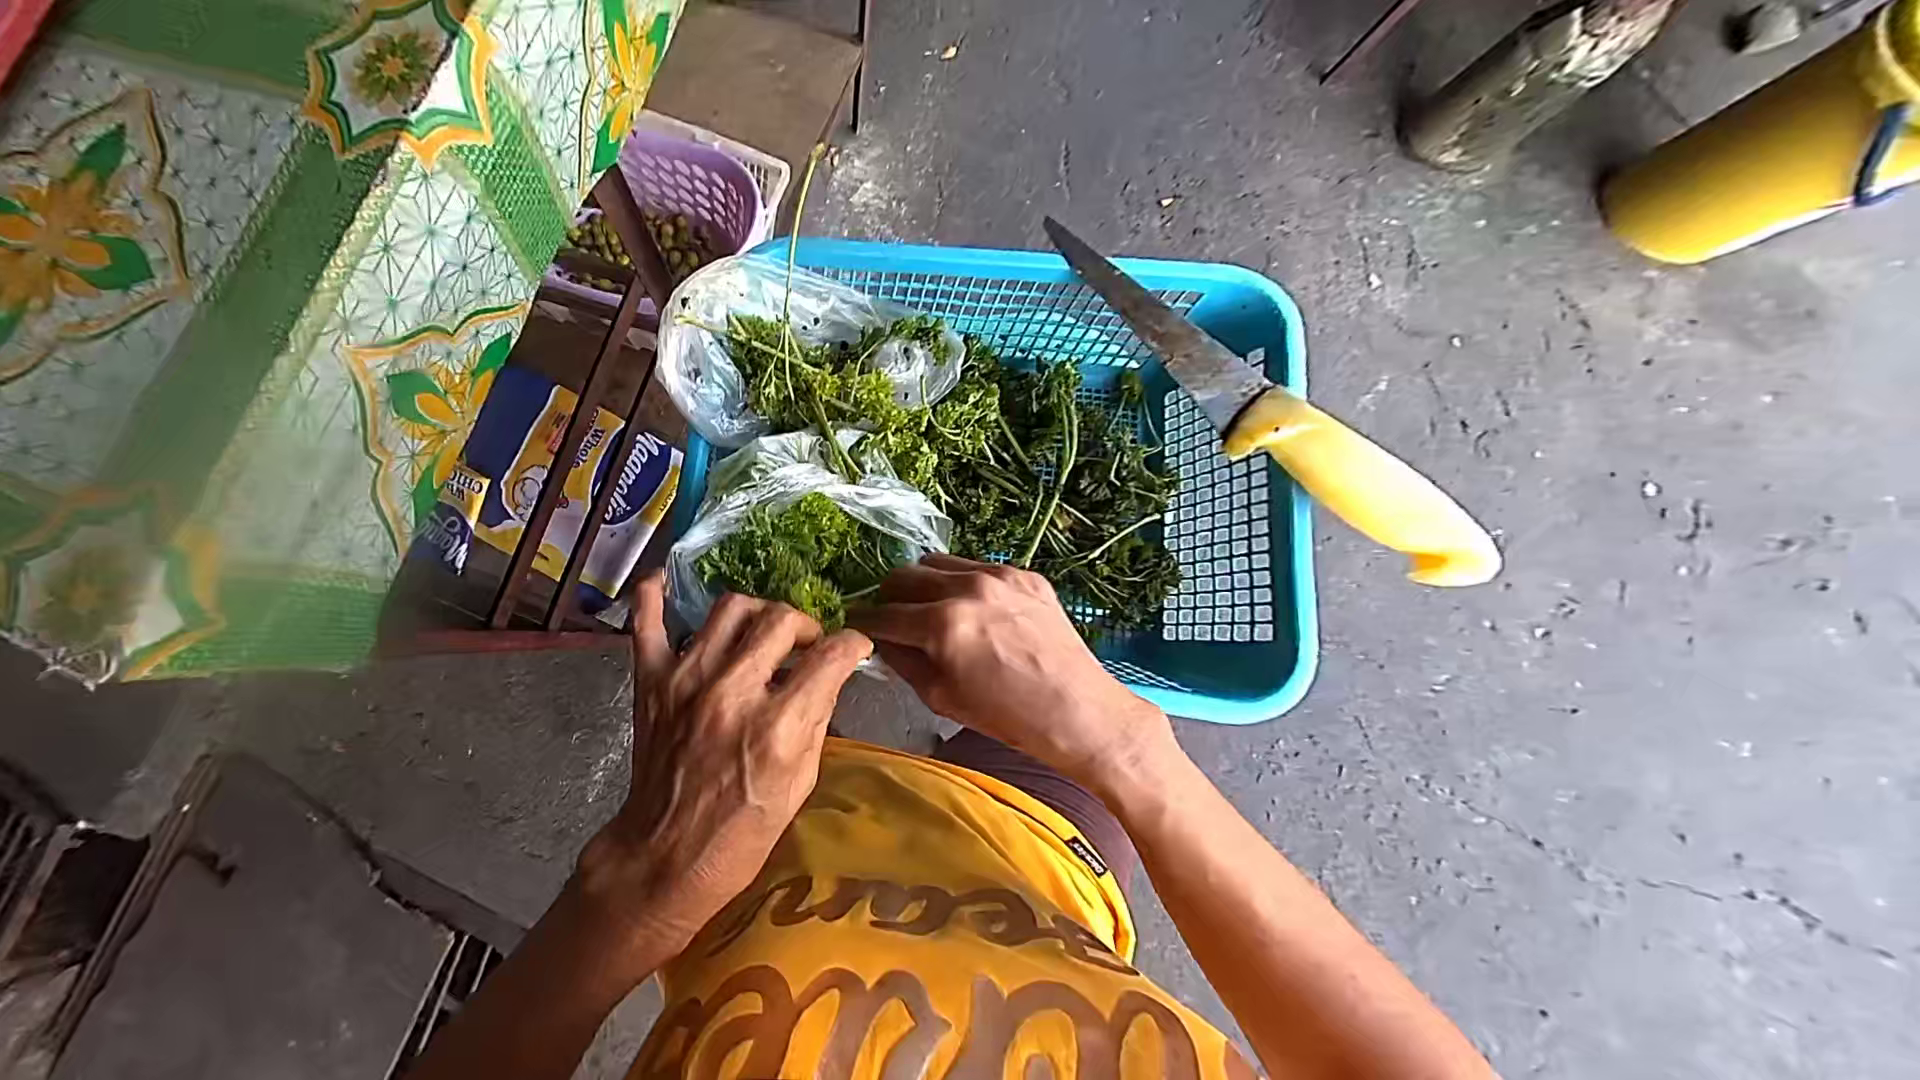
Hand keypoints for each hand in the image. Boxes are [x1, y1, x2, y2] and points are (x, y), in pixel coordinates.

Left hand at [576, 573, 871, 963]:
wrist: (665, 856)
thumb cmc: (744, 829)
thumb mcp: (802, 779)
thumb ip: (817, 715)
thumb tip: (829, 672)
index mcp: (777, 726)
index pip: (830, 656)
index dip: (853, 643)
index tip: (855, 646)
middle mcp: (731, 692)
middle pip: (782, 619)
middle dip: (807, 625)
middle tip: (807, 645)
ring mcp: (686, 681)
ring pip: (731, 606)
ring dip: (759, 612)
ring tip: (762, 633)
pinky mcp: (650, 683)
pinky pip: (647, 623)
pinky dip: (656, 598)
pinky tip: (667, 583)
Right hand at [850, 554, 1177, 796]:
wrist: (1078, 710)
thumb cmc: (1007, 716)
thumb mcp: (942, 698)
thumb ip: (904, 662)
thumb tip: (881, 640)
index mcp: (943, 625)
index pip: (882, 614)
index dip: (862, 621)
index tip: (855, 624)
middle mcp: (968, 588)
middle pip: (903, 575)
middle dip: (888, 597)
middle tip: (891, 617)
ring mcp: (1000, 576)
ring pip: (938, 562)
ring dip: (924, 583)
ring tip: (932, 609)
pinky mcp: (1025, 574)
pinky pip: (977, 567)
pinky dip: (963, 583)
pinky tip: (975, 610)